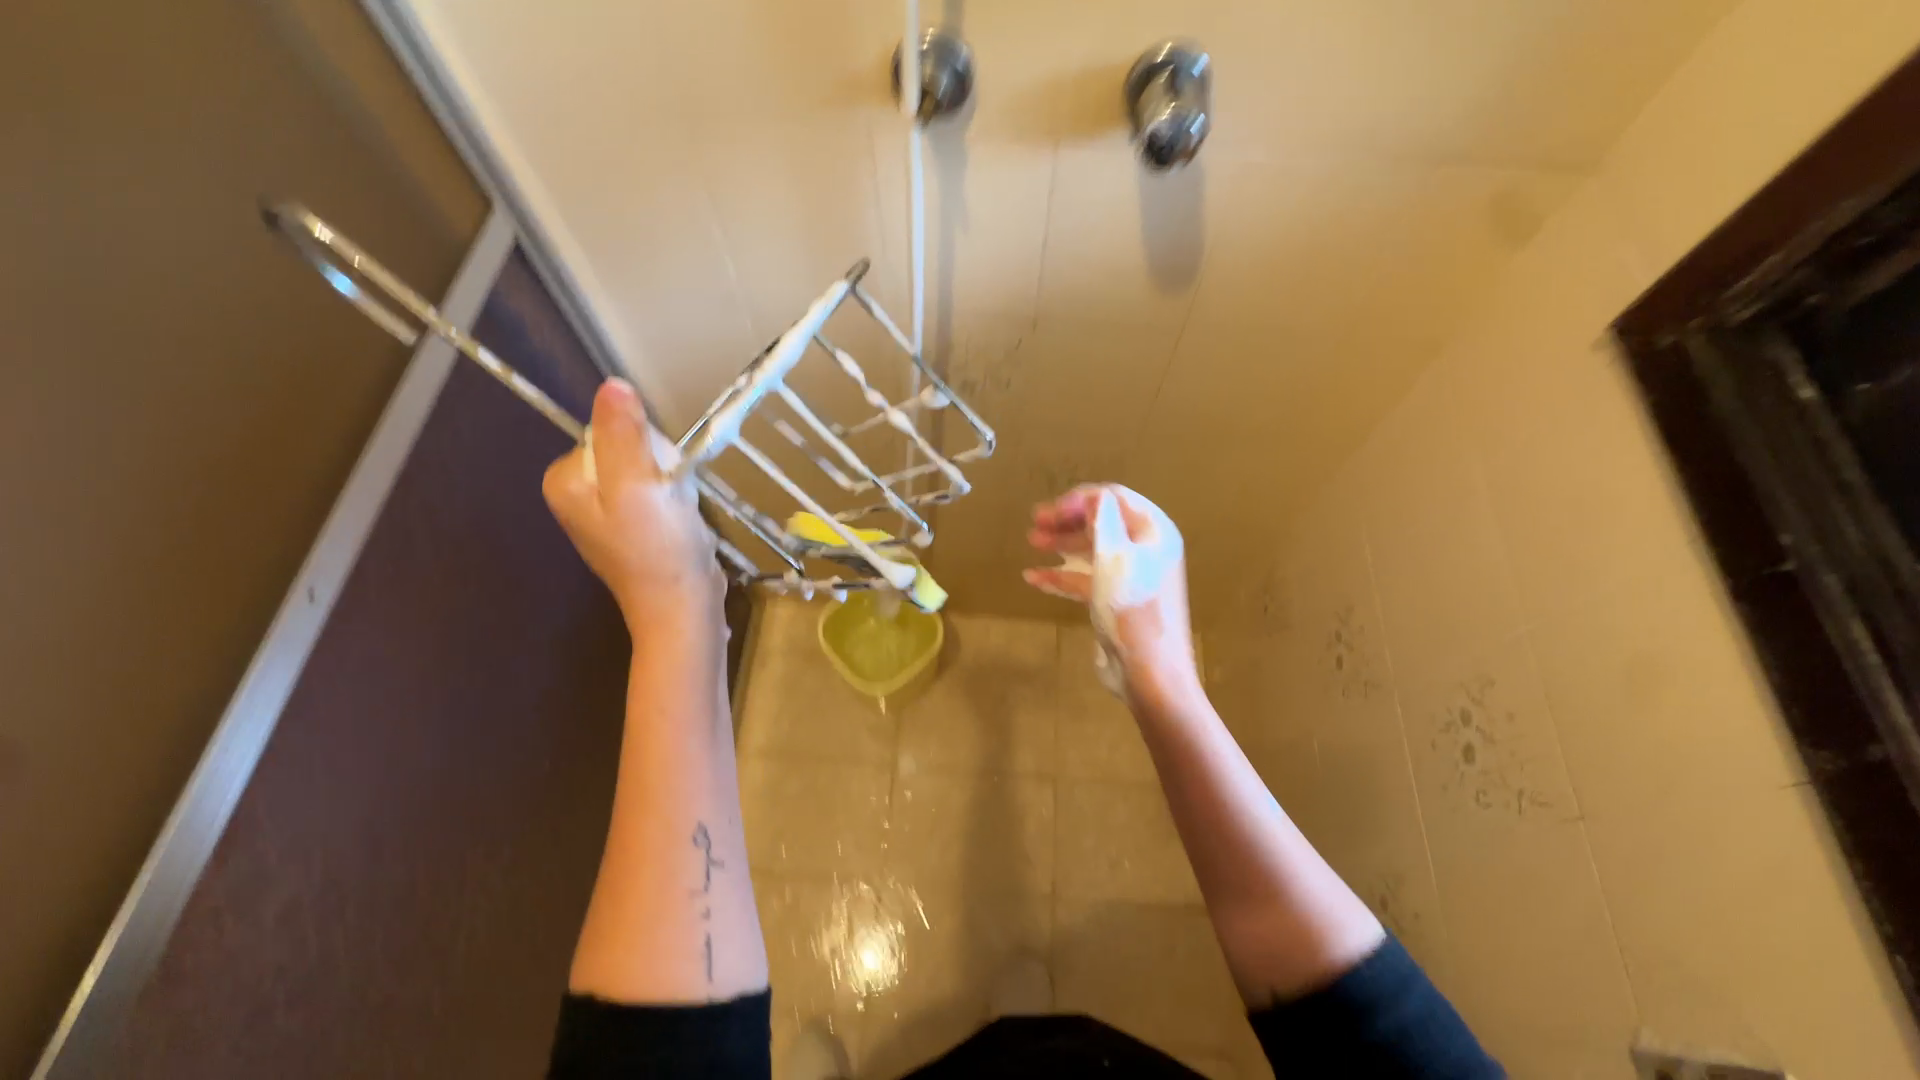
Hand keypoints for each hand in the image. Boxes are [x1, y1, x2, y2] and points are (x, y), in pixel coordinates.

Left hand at [544, 379, 724, 638]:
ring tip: (677, 516)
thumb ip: (623, 433)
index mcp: (567, 480)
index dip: (645, 447)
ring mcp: (607, 510)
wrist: (682, 608)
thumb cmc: (657, 549)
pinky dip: (677, 502)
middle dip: (660, 467)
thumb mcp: (637, 485)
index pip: (612, 428)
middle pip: (631, 445)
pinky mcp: (635, 525)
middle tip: (669, 502)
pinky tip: (681, 525)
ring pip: (652, 467)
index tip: (655, 480)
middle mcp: (579, 492)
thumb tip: (612, 383)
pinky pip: (661, 490)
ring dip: (674, 485)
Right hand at [1024, 485, 1201, 709]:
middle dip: (1067, 520)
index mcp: (1153, 532)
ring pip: (1092, 550)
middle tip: (1034, 523)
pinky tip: (1034, 578)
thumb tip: (1094, 497)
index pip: (1115, 499)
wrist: (1149, 673)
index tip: (1049, 512)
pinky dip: (1063, 576)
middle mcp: (1145, 549)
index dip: (1080, 500)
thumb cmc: (1132, 610)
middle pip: (1102, 522)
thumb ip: (1102, 520)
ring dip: (1062, 545)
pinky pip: (1087, 579)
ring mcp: (1131, 577)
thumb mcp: (1114, 557)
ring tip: (1032, 542)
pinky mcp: (1116, 601)